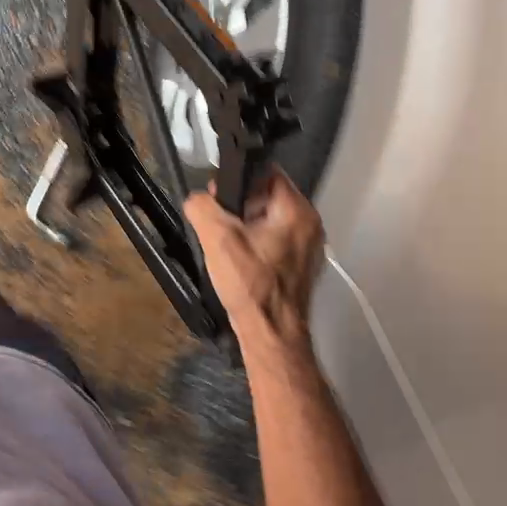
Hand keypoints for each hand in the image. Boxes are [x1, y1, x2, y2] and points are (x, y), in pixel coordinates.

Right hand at [183, 168, 326, 359]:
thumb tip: (197, 200)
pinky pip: (274, 240)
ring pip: (269, 219)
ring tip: (224, 242)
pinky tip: (238, 260)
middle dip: (238, 203)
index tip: (217, 196)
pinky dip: (254, 243)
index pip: (266, 173)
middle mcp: (309, 225)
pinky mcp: (299, 265)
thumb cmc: (250, 283)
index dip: (237, 178)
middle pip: (267, 195)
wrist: (271, 333)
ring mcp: (308, 247)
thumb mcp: (216, 237)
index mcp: (297, 211)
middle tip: (217, 221)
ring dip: (244, 225)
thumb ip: (201, 206)